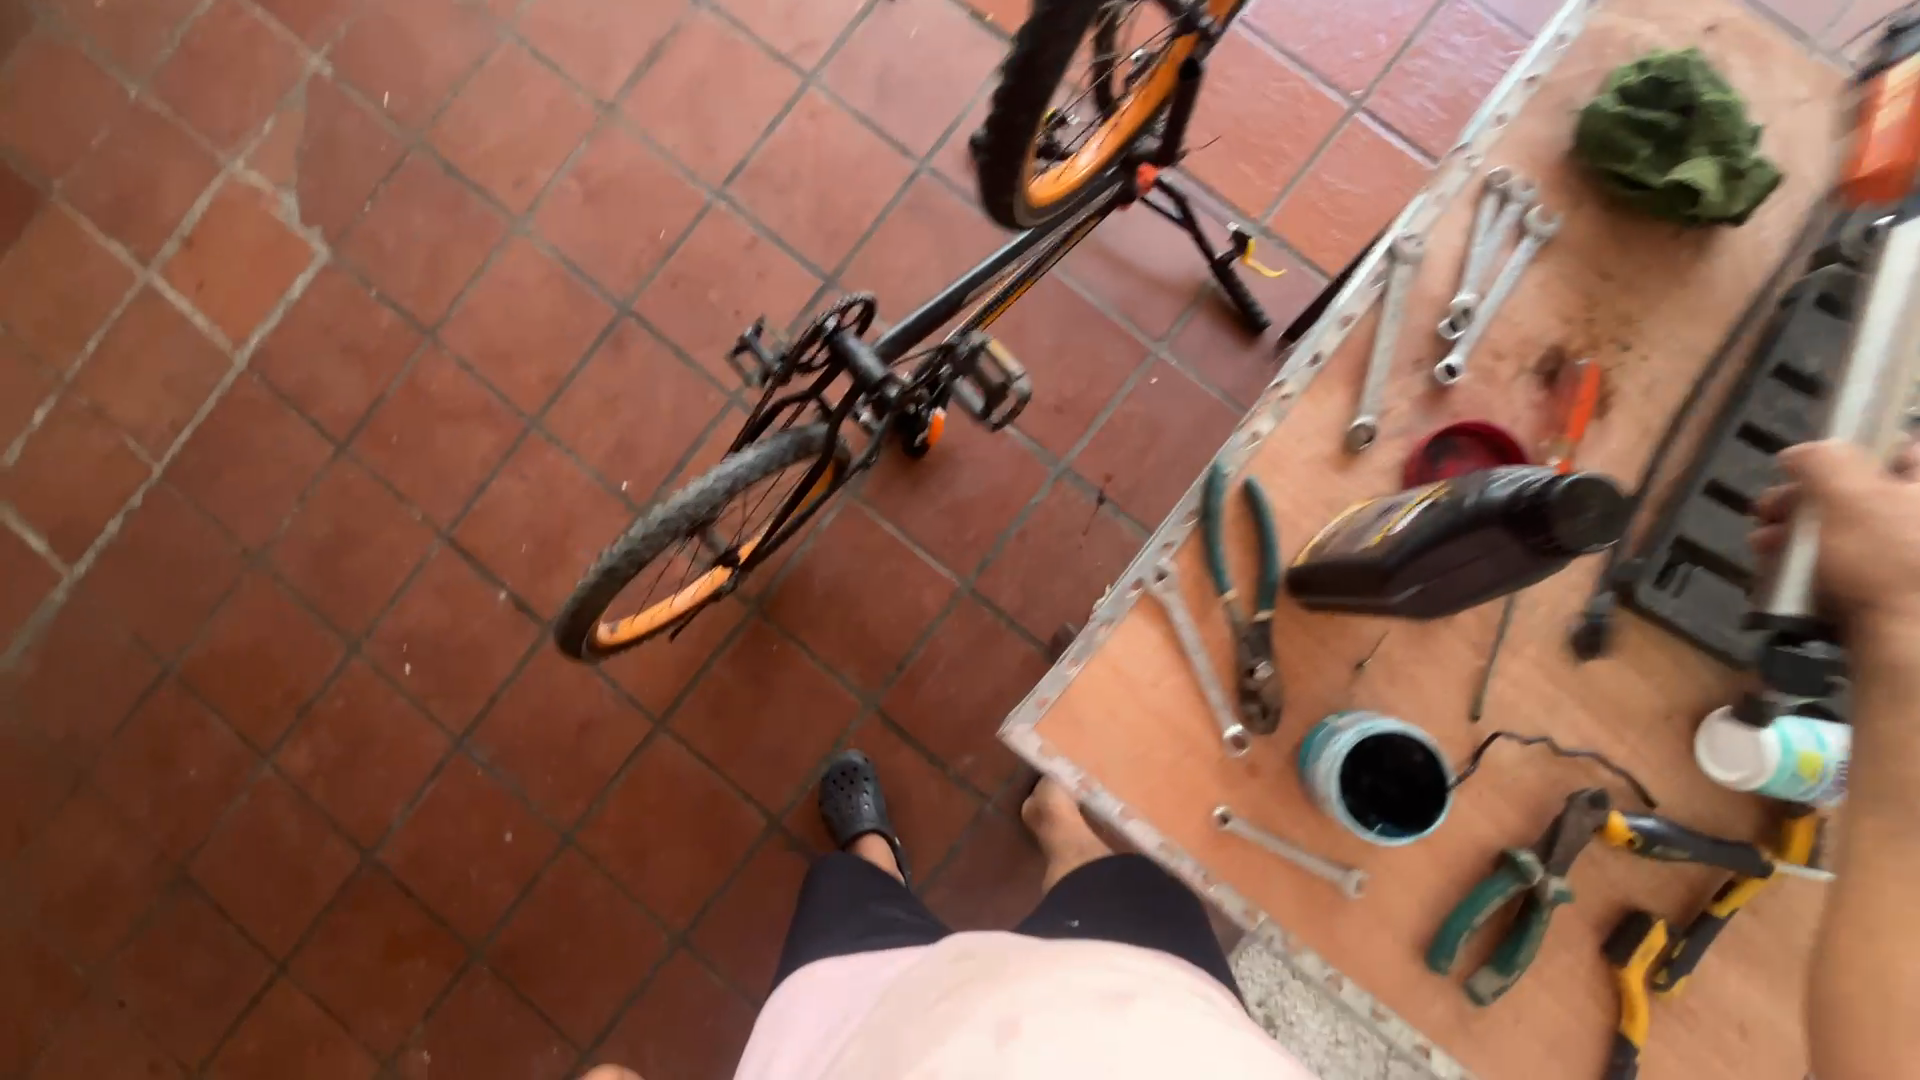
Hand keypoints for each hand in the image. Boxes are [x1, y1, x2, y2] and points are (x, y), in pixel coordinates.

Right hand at [1751, 439, 1919, 646]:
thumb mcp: (1847, 497)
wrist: (1915, 637)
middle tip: (1768, 513)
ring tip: (1763, 547)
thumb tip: (1801, 452)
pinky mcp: (1900, 588)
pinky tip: (1786, 570)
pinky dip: (1817, 562)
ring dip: (1800, 533)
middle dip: (1807, 501)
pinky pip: (1854, 564)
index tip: (1802, 477)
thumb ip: (1823, 462)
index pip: (1898, 450)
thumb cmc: (1887, 558)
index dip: (1843, 458)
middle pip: (1868, 492)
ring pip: (1853, 530)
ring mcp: (1913, 556)